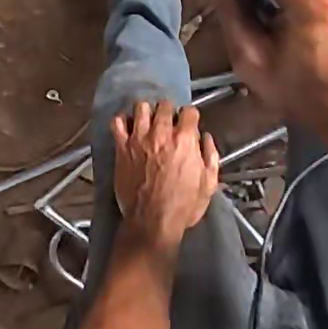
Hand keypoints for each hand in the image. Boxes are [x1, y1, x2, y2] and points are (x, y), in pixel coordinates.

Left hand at [111, 101, 218, 248]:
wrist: (152, 222)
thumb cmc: (182, 206)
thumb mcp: (208, 184)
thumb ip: (210, 156)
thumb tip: (205, 138)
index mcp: (184, 140)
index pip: (189, 112)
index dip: (190, 117)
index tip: (188, 125)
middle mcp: (161, 133)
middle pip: (164, 105)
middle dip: (169, 112)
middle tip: (168, 123)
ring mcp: (139, 138)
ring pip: (141, 107)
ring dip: (147, 112)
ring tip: (148, 122)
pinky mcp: (122, 147)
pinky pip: (117, 123)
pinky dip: (122, 121)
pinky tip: (128, 128)